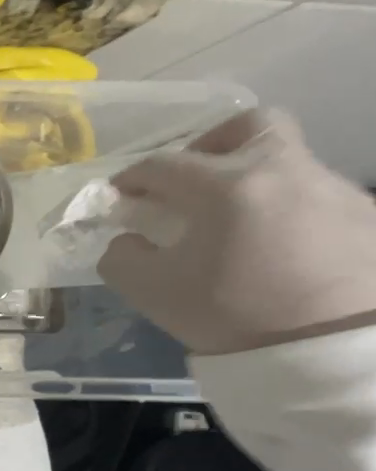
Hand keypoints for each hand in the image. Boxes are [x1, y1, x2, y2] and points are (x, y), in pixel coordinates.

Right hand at [99, 109, 375, 355]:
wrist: (328, 344)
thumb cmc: (229, 310)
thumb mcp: (148, 289)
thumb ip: (122, 256)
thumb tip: (130, 239)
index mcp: (227, 185)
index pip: (165, 164)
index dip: (132, 177)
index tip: (119, 195)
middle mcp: (284, 170)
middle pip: (250, 127)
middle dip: (210, 145)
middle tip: (189, 181)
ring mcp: (331, 187)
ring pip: (283, 161)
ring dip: (247, 182)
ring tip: (228, 224)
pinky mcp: (363, 212)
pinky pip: (309, 195)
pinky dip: (280, 208)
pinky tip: (269, 245)